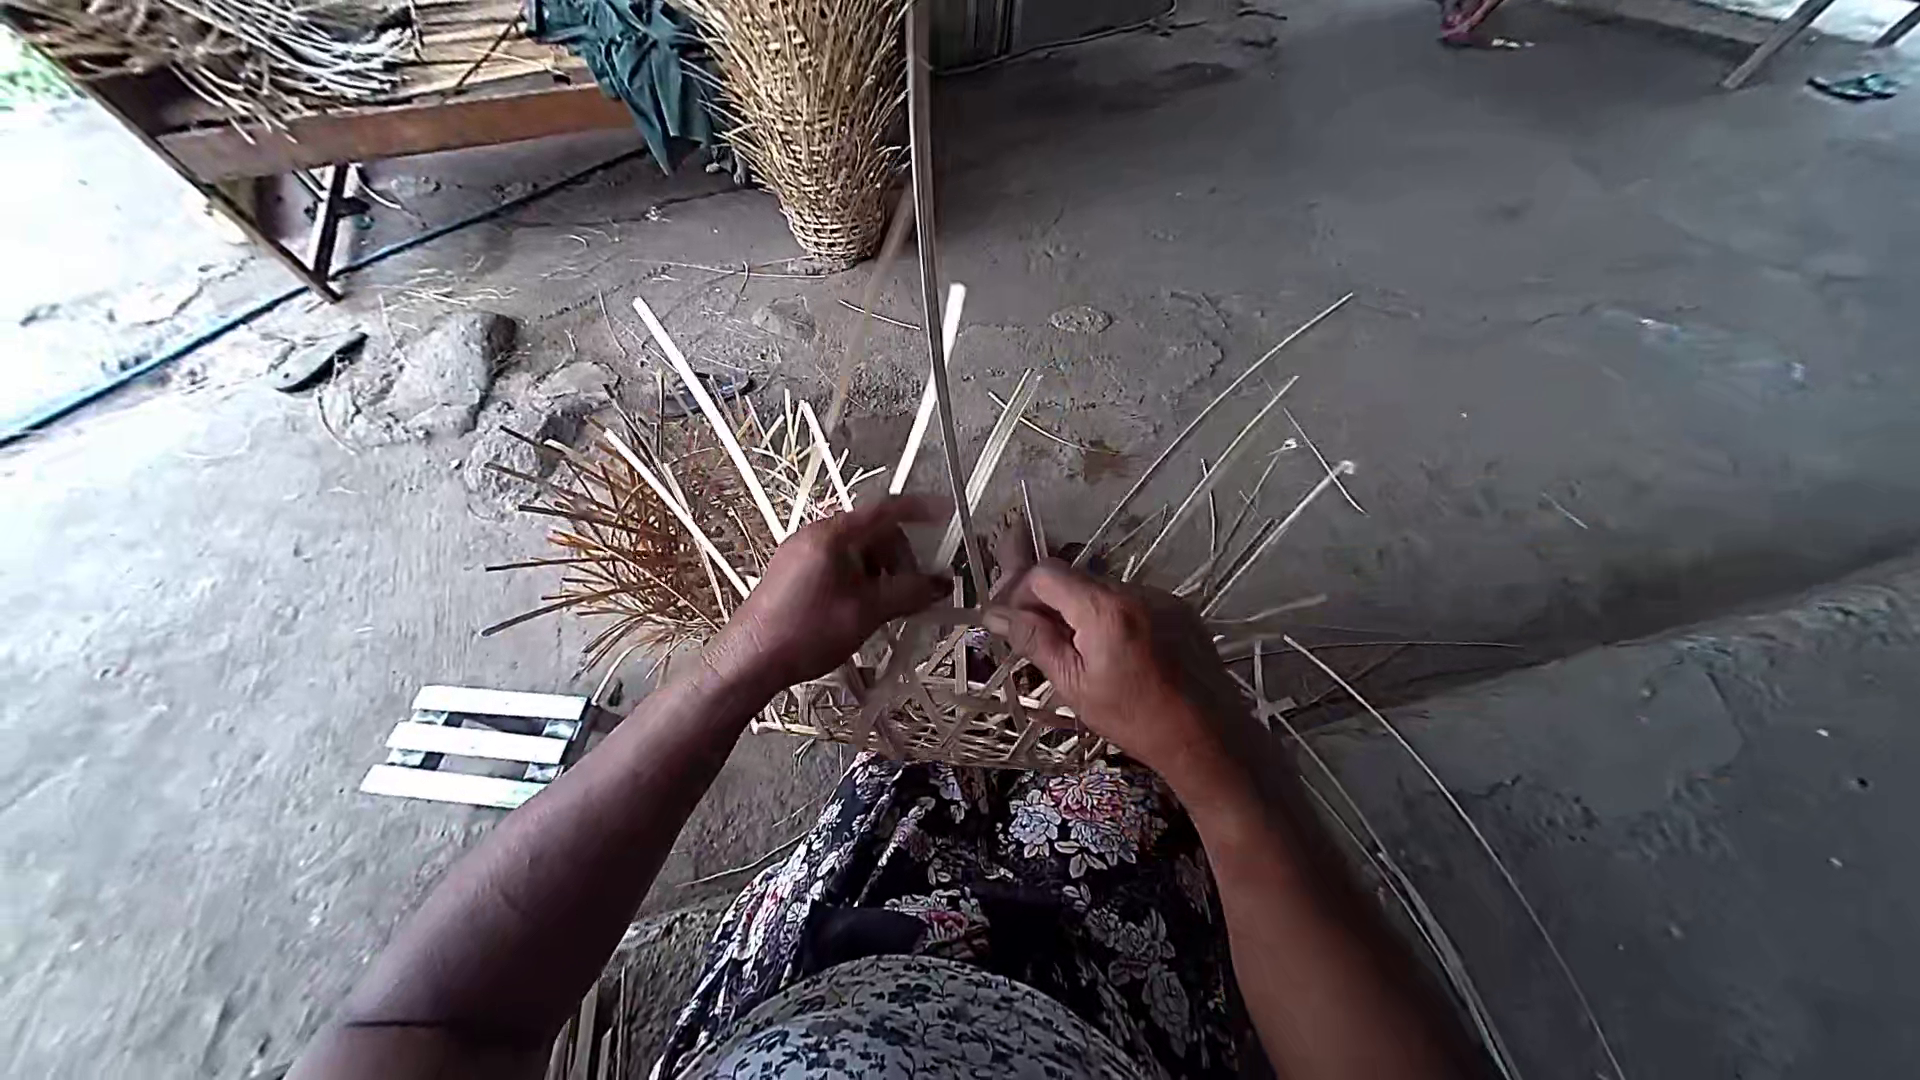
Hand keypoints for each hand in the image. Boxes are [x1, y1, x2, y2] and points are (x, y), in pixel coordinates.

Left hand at [703, 495, 949, 693]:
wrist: (750, 661)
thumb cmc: (805, 632)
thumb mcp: (867, 612)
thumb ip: (909, 593)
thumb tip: (941, 584)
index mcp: (832, 534)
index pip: (884, 510)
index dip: (919, 510)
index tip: (943, 514)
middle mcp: (815, 535)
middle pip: (872, 532)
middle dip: (899, 557)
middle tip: (913, 588)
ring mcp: (801, 553)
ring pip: (856, 551)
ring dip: (880, 572)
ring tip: (887, 605)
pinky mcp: (794, 573)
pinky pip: (838, 565)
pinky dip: (860, 579)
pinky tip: (864, 608)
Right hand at [984, 561, 1255, 786]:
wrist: (1210, 738)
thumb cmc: (1135, 719)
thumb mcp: (1074, 685)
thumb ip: (1034, 640)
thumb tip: (995, 614)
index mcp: (1104, 609)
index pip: (1044, 573)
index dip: (1019, 591)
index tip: (1009, 619)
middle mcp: (1134, 589)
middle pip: (1072, 576)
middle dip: (1044, 600)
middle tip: (1031, 632)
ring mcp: (1160, 595)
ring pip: (1099, 587)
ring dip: (1076, 608)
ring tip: (1074, 648)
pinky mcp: (1178, 606)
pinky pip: (1129, 598)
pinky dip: (1108, 614)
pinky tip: (1111, 649)